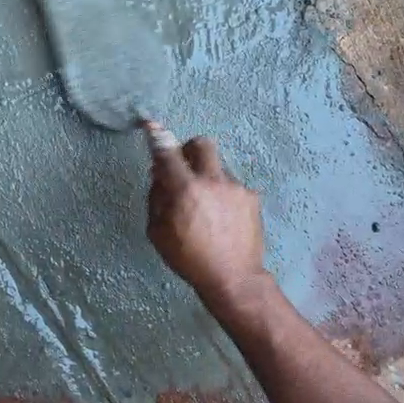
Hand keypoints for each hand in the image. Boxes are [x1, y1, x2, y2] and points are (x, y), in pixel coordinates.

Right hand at [144, 124, 269, 307]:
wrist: (233, 277)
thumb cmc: (188, 259)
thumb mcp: (158, 232)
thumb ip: (156, 198)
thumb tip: (159, 175)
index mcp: (185, 190)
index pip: (168, 153)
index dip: (158, 137)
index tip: (151, 125)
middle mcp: (212, 181)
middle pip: (202, 144)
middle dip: (190, 149)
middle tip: (184, 166)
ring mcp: (236, 188)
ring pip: (219, 166)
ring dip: (208, 176)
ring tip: (206, 205)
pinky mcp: (252, 197)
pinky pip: (232, 186)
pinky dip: (223, 194)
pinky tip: (222, 216)